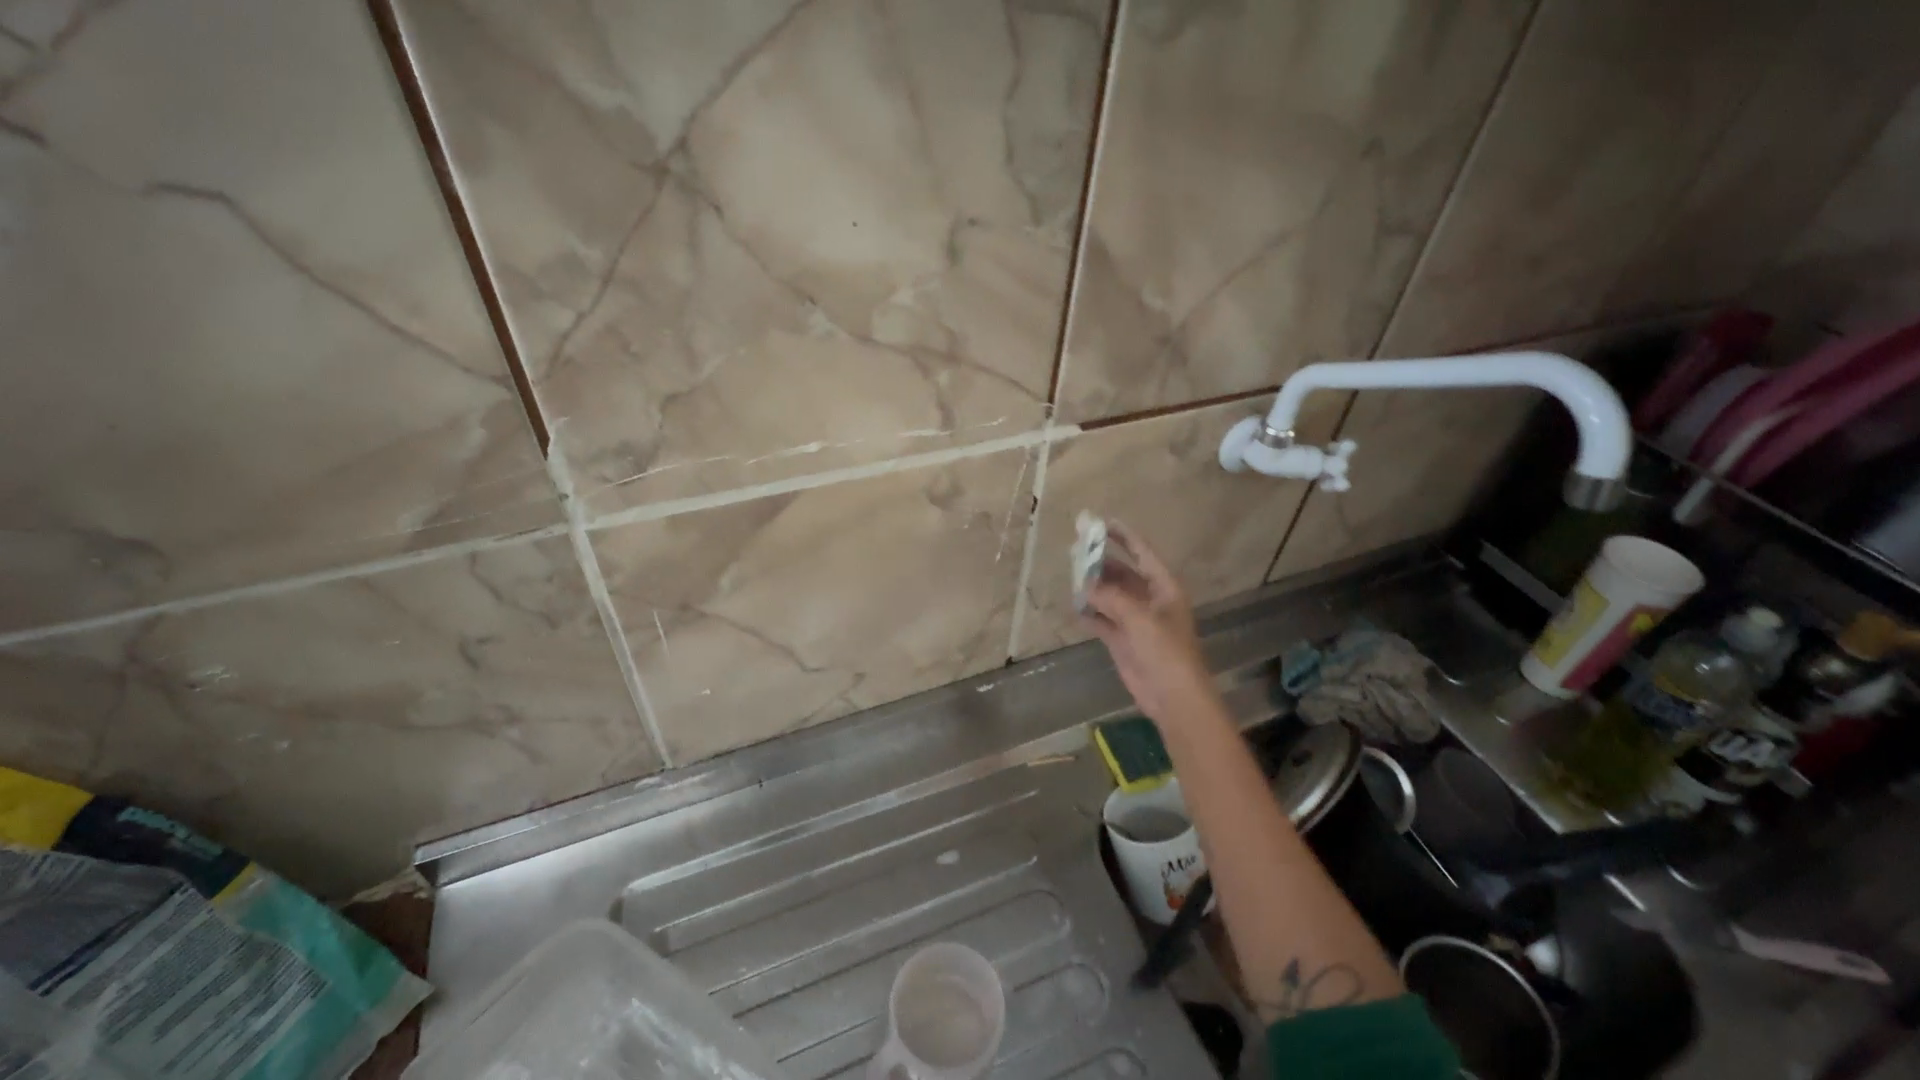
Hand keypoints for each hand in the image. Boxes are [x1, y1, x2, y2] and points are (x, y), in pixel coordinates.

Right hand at [1081, 522, 1215, 726]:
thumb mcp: (1140, 619)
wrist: (1173, 696)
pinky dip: (1090, 614)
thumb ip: (1112, 598)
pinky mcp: (1124, 641)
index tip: (1102, 522)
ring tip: (1070, 576)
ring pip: (1111, 596)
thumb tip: (1086, 584)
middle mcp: (1151, 600)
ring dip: (1093, 587)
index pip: (1142, 553)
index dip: (1124, 536)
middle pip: (1123, 573)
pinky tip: (1074, 607)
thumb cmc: (1165, 651)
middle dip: (1101, 562)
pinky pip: (1103, 621)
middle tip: (1075, 549)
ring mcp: (1136, 621)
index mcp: (1164, 588)